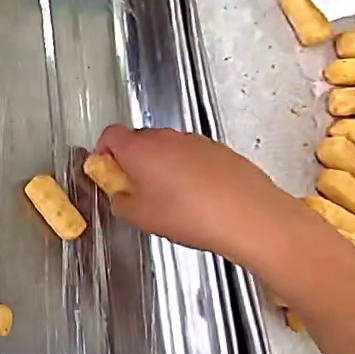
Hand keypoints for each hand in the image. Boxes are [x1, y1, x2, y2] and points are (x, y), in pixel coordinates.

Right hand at [94, 124, 315, 266]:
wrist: (251, 216)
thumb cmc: (194, 216)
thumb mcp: (142, 218)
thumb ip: (120, 202)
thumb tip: (120, 196)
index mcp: (140, 150)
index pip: (110, 135)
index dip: (103, 151)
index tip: (105, 169)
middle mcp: (166, 138)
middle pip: (138, 140)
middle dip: (131, 160)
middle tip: (134, 188)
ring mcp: (194, 141)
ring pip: (166, 147)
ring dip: (160, 165)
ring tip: (168, 198)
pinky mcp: (218, 149)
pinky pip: (191, 154)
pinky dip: (186, 169)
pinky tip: (195, 198)